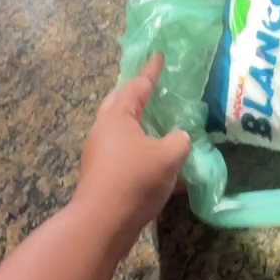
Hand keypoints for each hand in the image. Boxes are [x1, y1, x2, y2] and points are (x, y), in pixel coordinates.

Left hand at [74, 54, 191, 233]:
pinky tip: (158, 162)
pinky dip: (140, 150)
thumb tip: (179, 138)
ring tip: (158, 124)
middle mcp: (104, 130)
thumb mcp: (169, 156)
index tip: (159, 55)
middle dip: (135, 94)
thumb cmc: (134, 180)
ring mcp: (99, 153)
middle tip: (152, 87)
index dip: (151, 71)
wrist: (102, 223)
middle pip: (119, 103)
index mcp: (117, 116)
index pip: (137, 86)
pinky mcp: (101, 175)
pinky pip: (123, 153)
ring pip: (121, 130)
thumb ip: (180, 141)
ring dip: (139, 125)